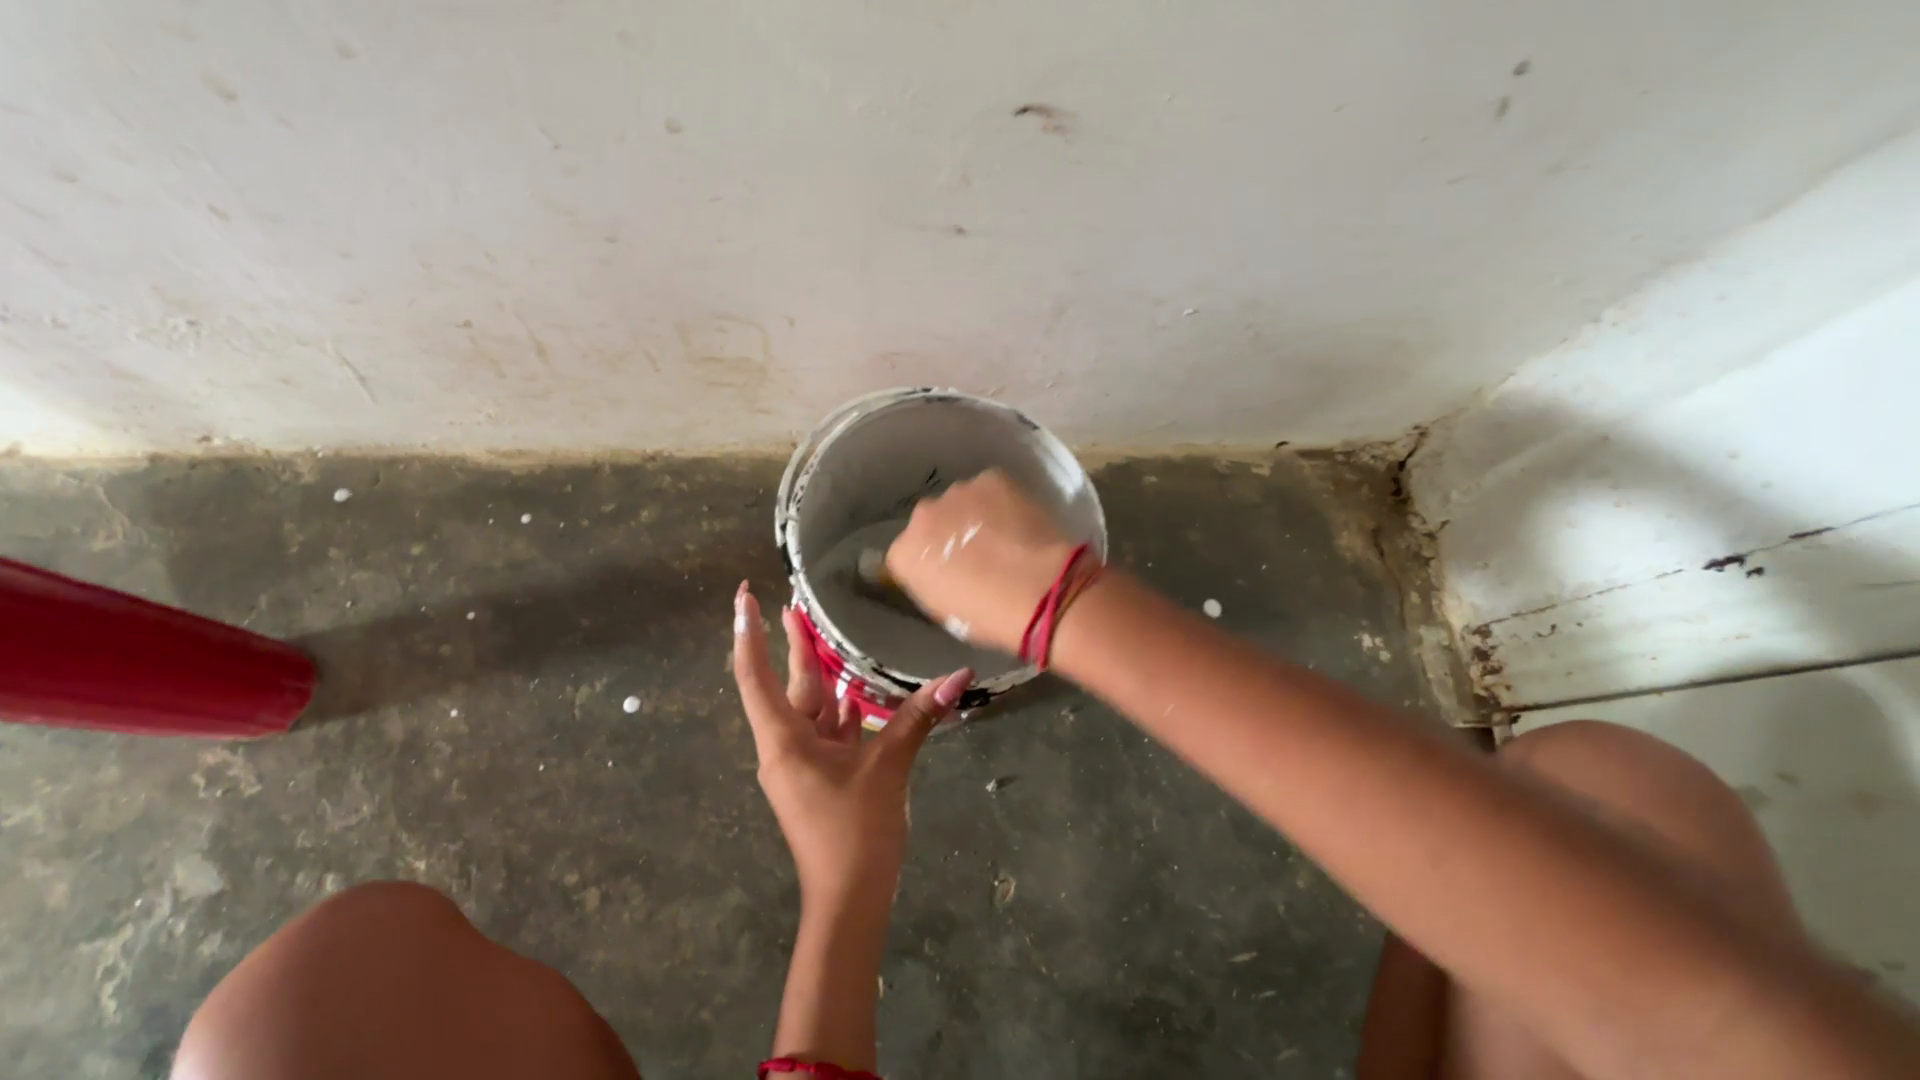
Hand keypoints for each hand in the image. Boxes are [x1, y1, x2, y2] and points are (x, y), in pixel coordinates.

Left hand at [731, 582, 970, 905]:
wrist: (849, 899)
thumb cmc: (855, 831)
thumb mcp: (887, 768)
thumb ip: (917, 717)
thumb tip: (958, 676)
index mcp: (784, 740)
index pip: (755, 675)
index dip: (749, 633)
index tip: (745, 596)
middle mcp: (786, 747)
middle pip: (791, 686)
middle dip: (795, 645)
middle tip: (795, 602)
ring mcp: (804, 765)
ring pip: (813, 709)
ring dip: (823, 675)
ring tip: (830, 635)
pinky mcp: (824, 778)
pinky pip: (831, 733)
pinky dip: (844, 711)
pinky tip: (860, 692)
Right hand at [884, 469, 1077, 652]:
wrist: (1037, 589)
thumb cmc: (989, 614)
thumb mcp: (945, 612)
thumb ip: (932, 583)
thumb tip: (941, 573)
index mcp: (904, 555)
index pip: (907, 555)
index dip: (930, 563)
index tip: (950, 574)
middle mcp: (921, 516)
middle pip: (932, 522)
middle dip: (948, 533)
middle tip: (978, 554)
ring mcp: (956, 492)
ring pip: (962, 502)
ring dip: (975, 514)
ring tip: (1004, 537)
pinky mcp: (991, 478)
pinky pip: (991, 489)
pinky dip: (1002, 501)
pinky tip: (1020, 522)